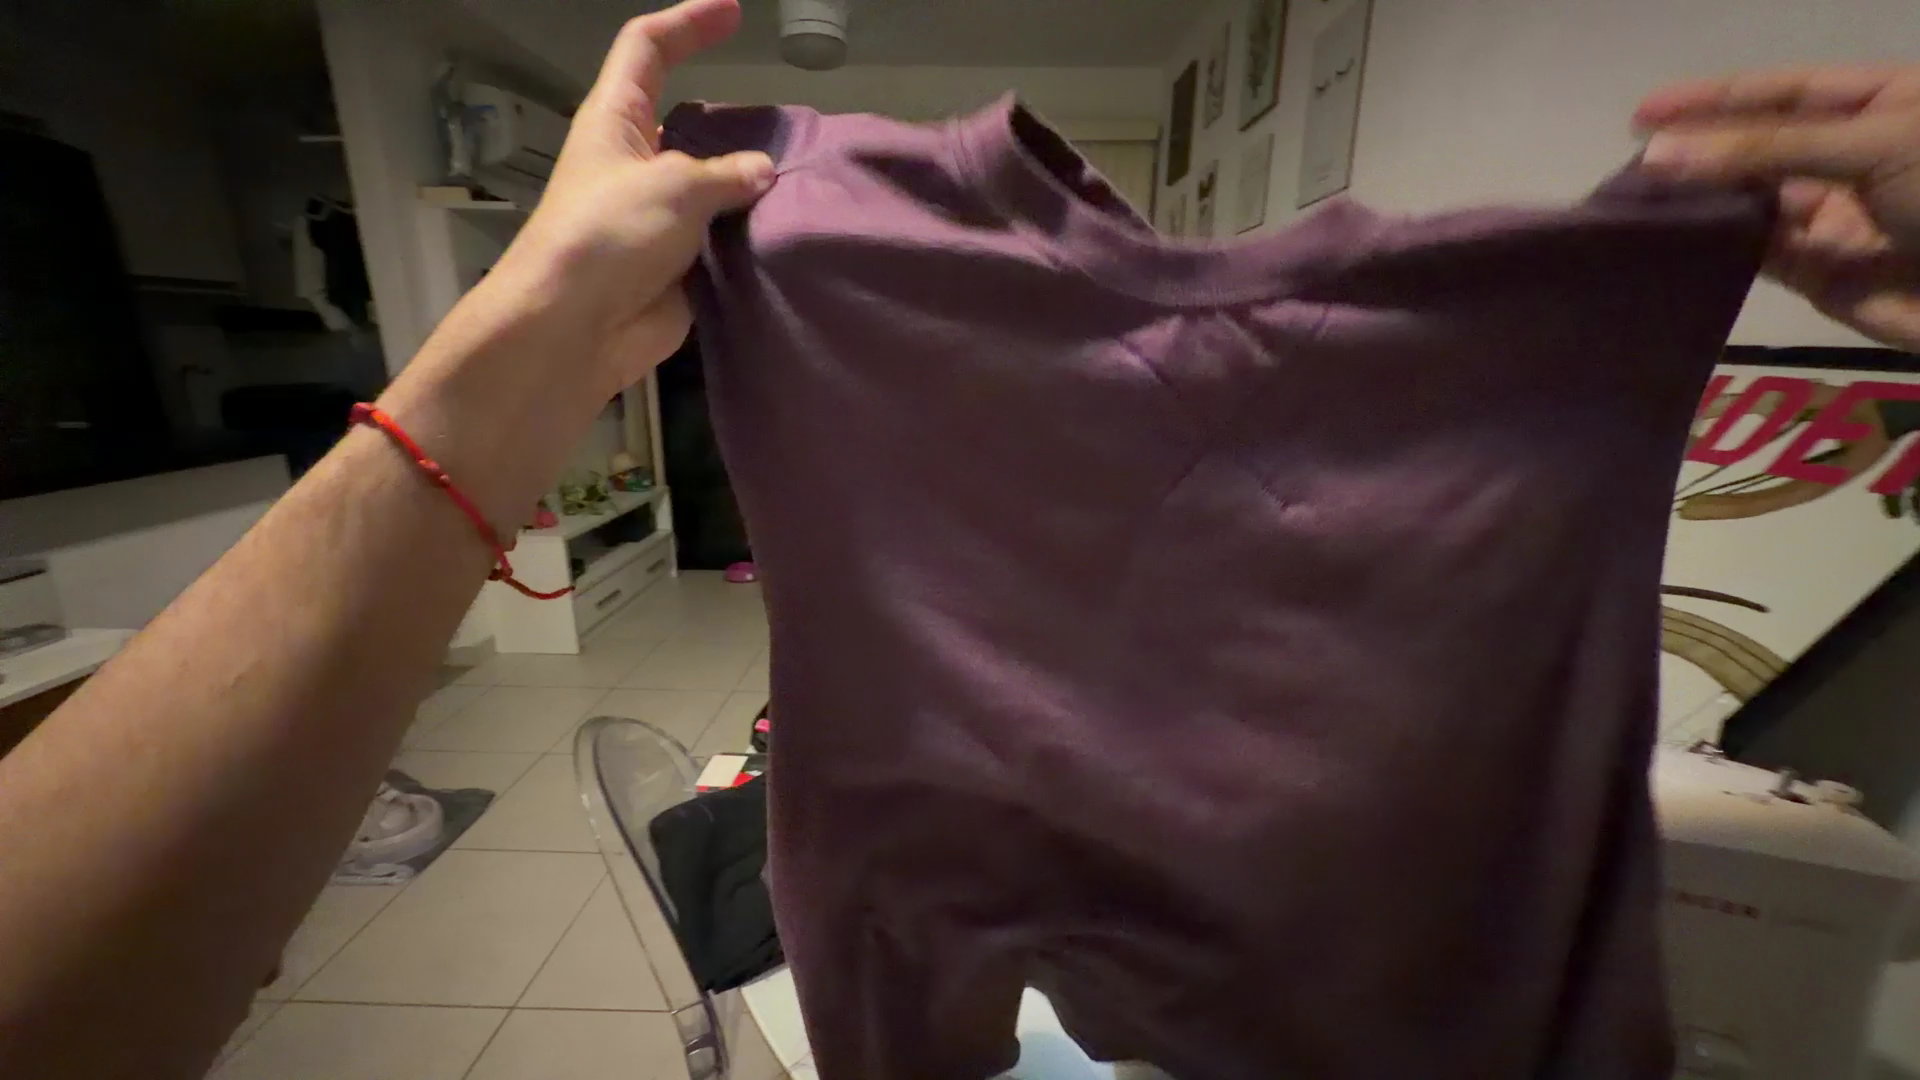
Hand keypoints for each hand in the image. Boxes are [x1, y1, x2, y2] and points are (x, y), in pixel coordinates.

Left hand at [492, 0, 773, 398]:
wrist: (582, 325)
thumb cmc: (609, 235)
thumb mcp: (672, 185)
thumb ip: (725, 174)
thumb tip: (763, 173)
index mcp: (617, 121)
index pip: (649, 50)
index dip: (688, 24)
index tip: (732, 12)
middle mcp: (639, 163)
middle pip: (691, 125)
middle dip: (735, 123)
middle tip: (786, 130)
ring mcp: (661, 217)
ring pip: (715, 188)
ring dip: (750, 188)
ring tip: (800, 183)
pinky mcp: (680, 264)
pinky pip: (723, 241)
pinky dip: (749, 239)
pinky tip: (784, 236)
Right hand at [1633, 67, 1919, 351]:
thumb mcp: (1876, 145)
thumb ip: (1762, 150)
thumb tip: (1654, 155)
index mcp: (1888, 106)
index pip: (1787, 92)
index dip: (1714, 97)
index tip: (1642, 112)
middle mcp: (1855, 156)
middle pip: (1757, 148)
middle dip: (1695, 153)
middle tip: (1626, 168)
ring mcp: (1832, 215)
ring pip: (1746, 202)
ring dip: (1694, 203)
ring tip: (1631, 207)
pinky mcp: (1811, 268)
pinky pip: (1747, 252)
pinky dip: (1708, 248)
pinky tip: (1666, 244)